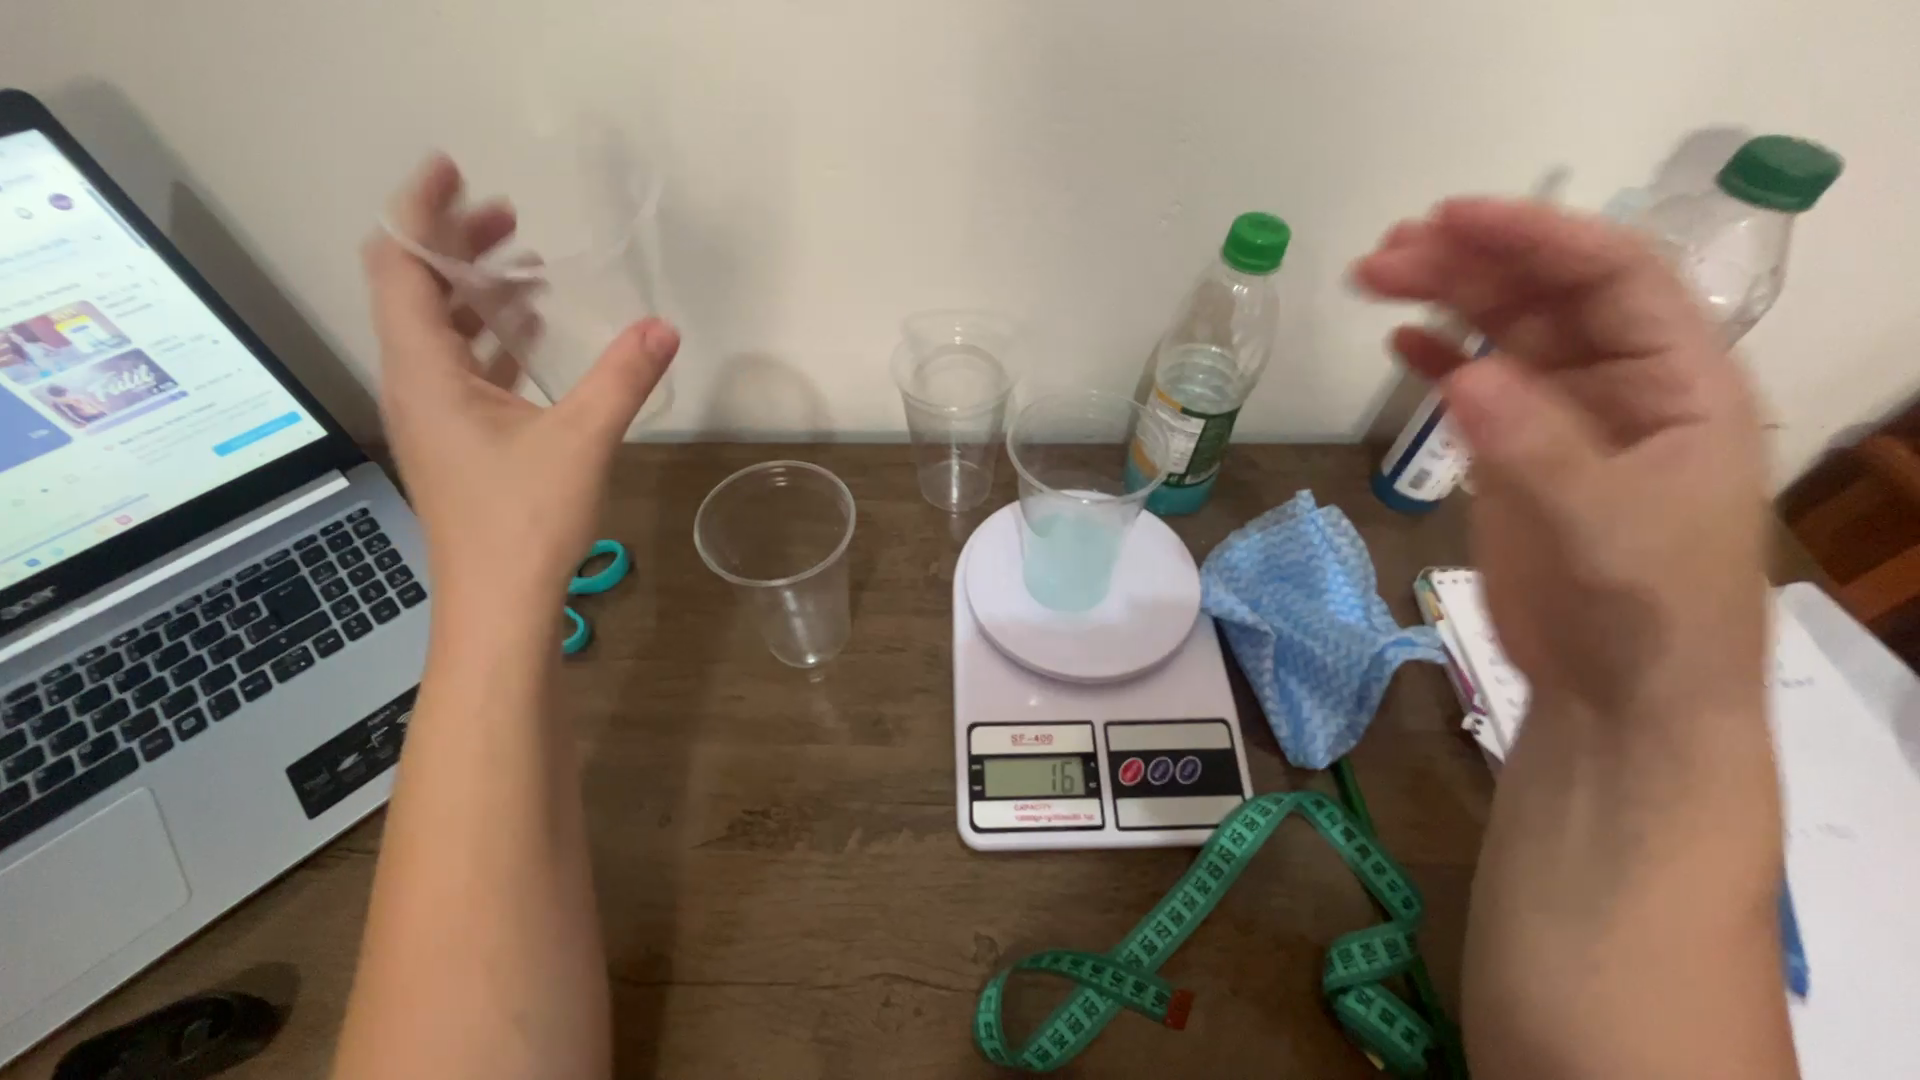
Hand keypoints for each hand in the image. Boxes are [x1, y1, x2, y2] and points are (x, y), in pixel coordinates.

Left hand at [363, 155, 678, 615]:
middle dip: (456, 244)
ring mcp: (434, 414)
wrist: (499, 604)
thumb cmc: (525, 521)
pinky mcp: (457, 439)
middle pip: (417, 290)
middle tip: (508, 213)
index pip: (400, 265)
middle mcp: (416, 383)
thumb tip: (664, 328)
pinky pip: (464, 366)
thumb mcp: (582, 441)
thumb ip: (622, 378)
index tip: (454, 170)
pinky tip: (532, 333)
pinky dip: (492, 336)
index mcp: (426, 371)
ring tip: (526, 260)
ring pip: (441, 330)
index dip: (420, 210)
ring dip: (477, 289)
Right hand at [1353, 198, 1767, 726]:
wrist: (1621, 691)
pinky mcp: (1515, 453)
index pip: (1612, 277)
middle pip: (1545, 295)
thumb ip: (1536, 446)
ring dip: (1444, 299)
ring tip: (1373, 277)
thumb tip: (1462, 372)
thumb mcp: (1605, 526)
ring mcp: (1563, 418)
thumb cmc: (1644, 610)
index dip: (1535, 237)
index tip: (1451, 218)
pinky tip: (1399, 339)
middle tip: (1383, 255)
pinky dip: (1437, 356)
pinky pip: (1475, 384)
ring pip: (1503, 332)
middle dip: (1469, 263)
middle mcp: (1623, 383)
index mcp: (1679, 381)